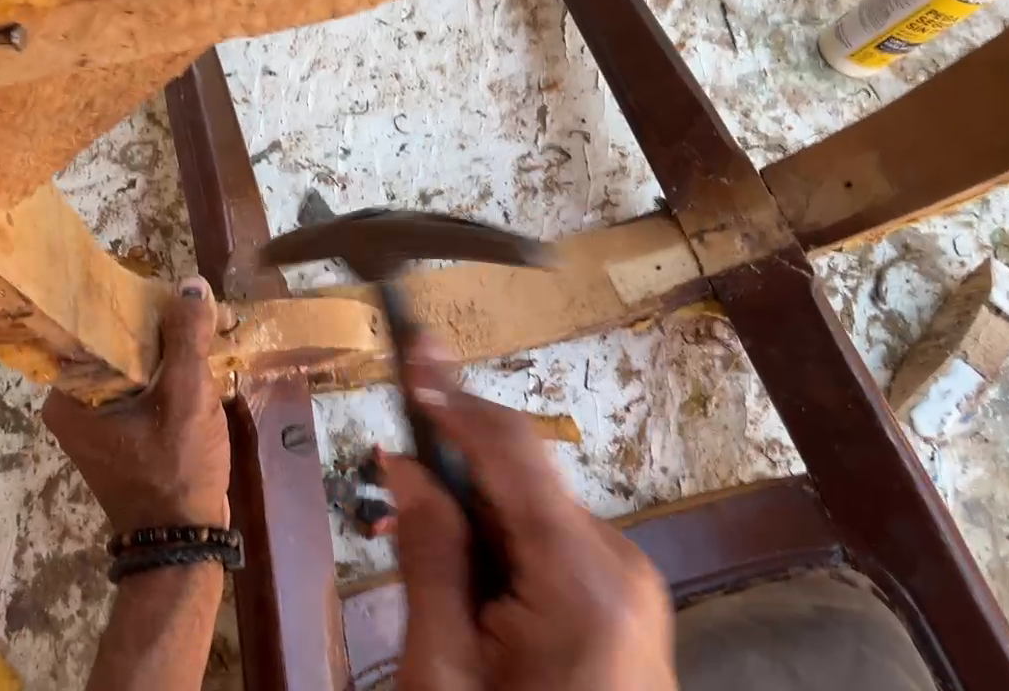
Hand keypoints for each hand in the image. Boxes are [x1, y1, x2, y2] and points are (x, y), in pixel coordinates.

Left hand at [42, 277, 230, 533]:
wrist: (184, 541)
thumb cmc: (177, 469)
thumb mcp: (186, 396)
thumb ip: (187, 337)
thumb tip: (192, 284)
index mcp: (69, 397)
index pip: (97, 329)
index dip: (137, 304)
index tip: (170, 291)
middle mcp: (73, 406)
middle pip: (119, 345)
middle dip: (162, 327)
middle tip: (198, 310)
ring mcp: (96, 422)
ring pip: (135, 366)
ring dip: (171, 350)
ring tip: (207, 327)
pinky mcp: (121, 433)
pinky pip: (143, 388)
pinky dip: (170, 375)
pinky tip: (202, 361)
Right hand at [384, 359, 675, 690]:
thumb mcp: (443, 670)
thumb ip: (428, 554)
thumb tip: (404, 461)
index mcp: (582, 578)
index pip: (509, 449)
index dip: (453, 394)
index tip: (411, 351)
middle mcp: (619, 563)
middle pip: (515, 479)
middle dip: (446, 475)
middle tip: (380, 494)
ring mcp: (629, 585)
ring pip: (526, 512)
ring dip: (466, 517)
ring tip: (411, 559)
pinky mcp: (622, 604)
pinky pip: (547, 546)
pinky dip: (496, 548)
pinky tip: (461, 584)